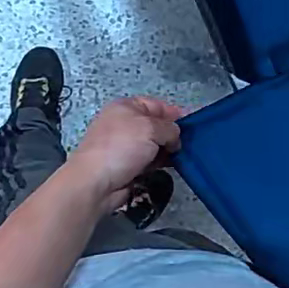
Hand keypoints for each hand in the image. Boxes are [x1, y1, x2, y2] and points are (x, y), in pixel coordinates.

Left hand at [61, 96, 186, 210]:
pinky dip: (159, 163)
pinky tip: (170, 167)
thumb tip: (175, 137)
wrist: (95, 182)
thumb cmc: (122, 147)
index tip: (193, 125)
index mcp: (126, 107)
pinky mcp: (127, 165)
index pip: (157, 105)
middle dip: (172, 134)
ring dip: (167, 150)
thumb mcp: (150, 128)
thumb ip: (169, 128)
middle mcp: (125, 123)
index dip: (175, 113)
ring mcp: (125, 146)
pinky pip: (149, 160)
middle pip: (156, 125)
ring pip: (154, 144)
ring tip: (183, 156)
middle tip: (190, 144)